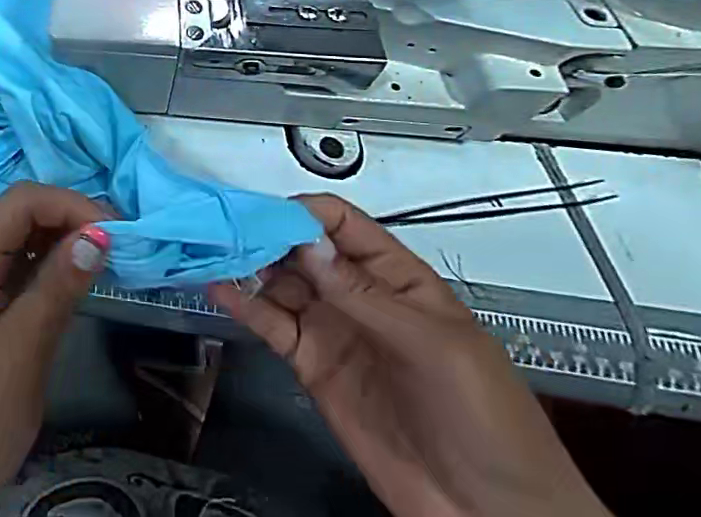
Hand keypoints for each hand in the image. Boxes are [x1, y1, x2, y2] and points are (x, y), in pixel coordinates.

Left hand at [0, 182, 109, 516]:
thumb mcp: (19, 353)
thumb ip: (57, 288)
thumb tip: (99, 235)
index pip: (21, 202)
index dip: (71, 206)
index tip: (116, 234)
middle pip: (22, 212)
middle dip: (71, 218)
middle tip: (120, 246)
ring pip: (24, 235)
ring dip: (65, 238)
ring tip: (107, 257)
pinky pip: (21, 264)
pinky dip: (53, 263)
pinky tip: (79, 276)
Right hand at [209, 194, 608, 516]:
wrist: (489, 515)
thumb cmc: (481, 415)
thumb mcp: (434, 345)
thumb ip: (365, 295)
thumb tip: (304, 242)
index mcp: (395, 275)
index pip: (342, 224)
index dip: (303, 213)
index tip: (263, 213)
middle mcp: (356, 293)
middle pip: (302, 249)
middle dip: (265, 234)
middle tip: (223, 229)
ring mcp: (332, 329)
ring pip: (281, 283)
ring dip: (248, 265)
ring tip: (211, 252)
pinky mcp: (311, 366)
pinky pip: (273, 326)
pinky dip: (244, 306)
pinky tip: (218, 289)